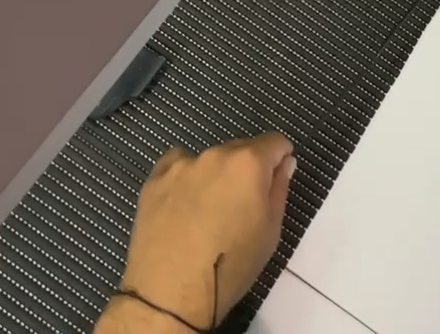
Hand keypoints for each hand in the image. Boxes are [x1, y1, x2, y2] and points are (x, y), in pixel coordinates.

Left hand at [98, 133, 296, 331]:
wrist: (170, 296)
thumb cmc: (231, 266)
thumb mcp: (270, 232)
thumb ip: (280, 189)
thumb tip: (284, 163)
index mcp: (249, 163)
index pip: (274, 142)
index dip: (280, 158)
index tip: (276, 178)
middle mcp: (217, 154)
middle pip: (241, 149)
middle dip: (247, 169)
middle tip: (241, 205)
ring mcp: (182, 165)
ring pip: (210, 160)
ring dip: (216, 175)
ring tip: (207, 211)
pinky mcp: (155, 180)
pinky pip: (176, 165)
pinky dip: (184, 177)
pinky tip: (182, 203)